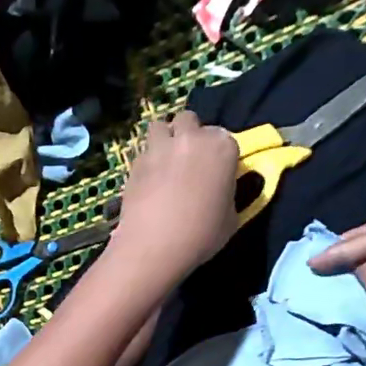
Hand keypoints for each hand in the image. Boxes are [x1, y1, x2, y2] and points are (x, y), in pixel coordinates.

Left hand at [110, 111, 239, 281]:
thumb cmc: (201, 233)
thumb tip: (220, 188)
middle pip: (188, 120)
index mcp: (222, 146)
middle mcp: (190, 139)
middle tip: (187, 159)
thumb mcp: (232, 214)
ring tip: (164, 161)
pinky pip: (142, 151)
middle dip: (187, 133)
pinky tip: (147, 178)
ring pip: (159, 126)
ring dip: (163, 137)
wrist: (153, 245)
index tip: (213, 168)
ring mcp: (158, 148)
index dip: (217, 151)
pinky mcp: (133, 163)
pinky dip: (146, 158)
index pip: (223, 135)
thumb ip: (228, 191)